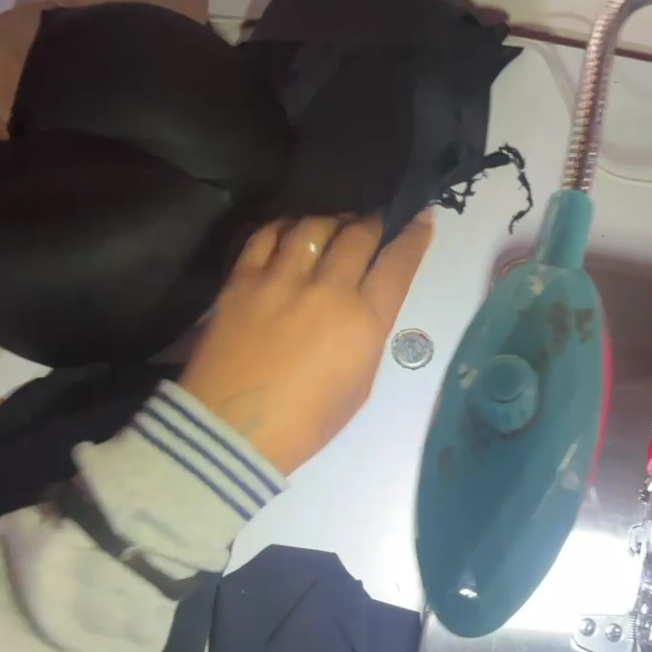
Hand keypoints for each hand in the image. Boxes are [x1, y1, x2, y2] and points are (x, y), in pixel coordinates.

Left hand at [178, 212, 433, 474]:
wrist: (231, 433)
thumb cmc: (304, 424)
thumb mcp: (359, 386)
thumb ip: (367, 336)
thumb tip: (364, 304)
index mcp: (363, 324)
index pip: (397, 265)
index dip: (413, 236)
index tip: (420, 218)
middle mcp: (327, 291)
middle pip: (358, 235)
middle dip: (374, 223)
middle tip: (375, 224)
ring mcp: (281, 280)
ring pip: (314, 226)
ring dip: (331, 222)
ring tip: (334, 227)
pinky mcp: (241, 280)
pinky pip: (267, 235)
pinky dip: (286, 227)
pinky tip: (291, 233)